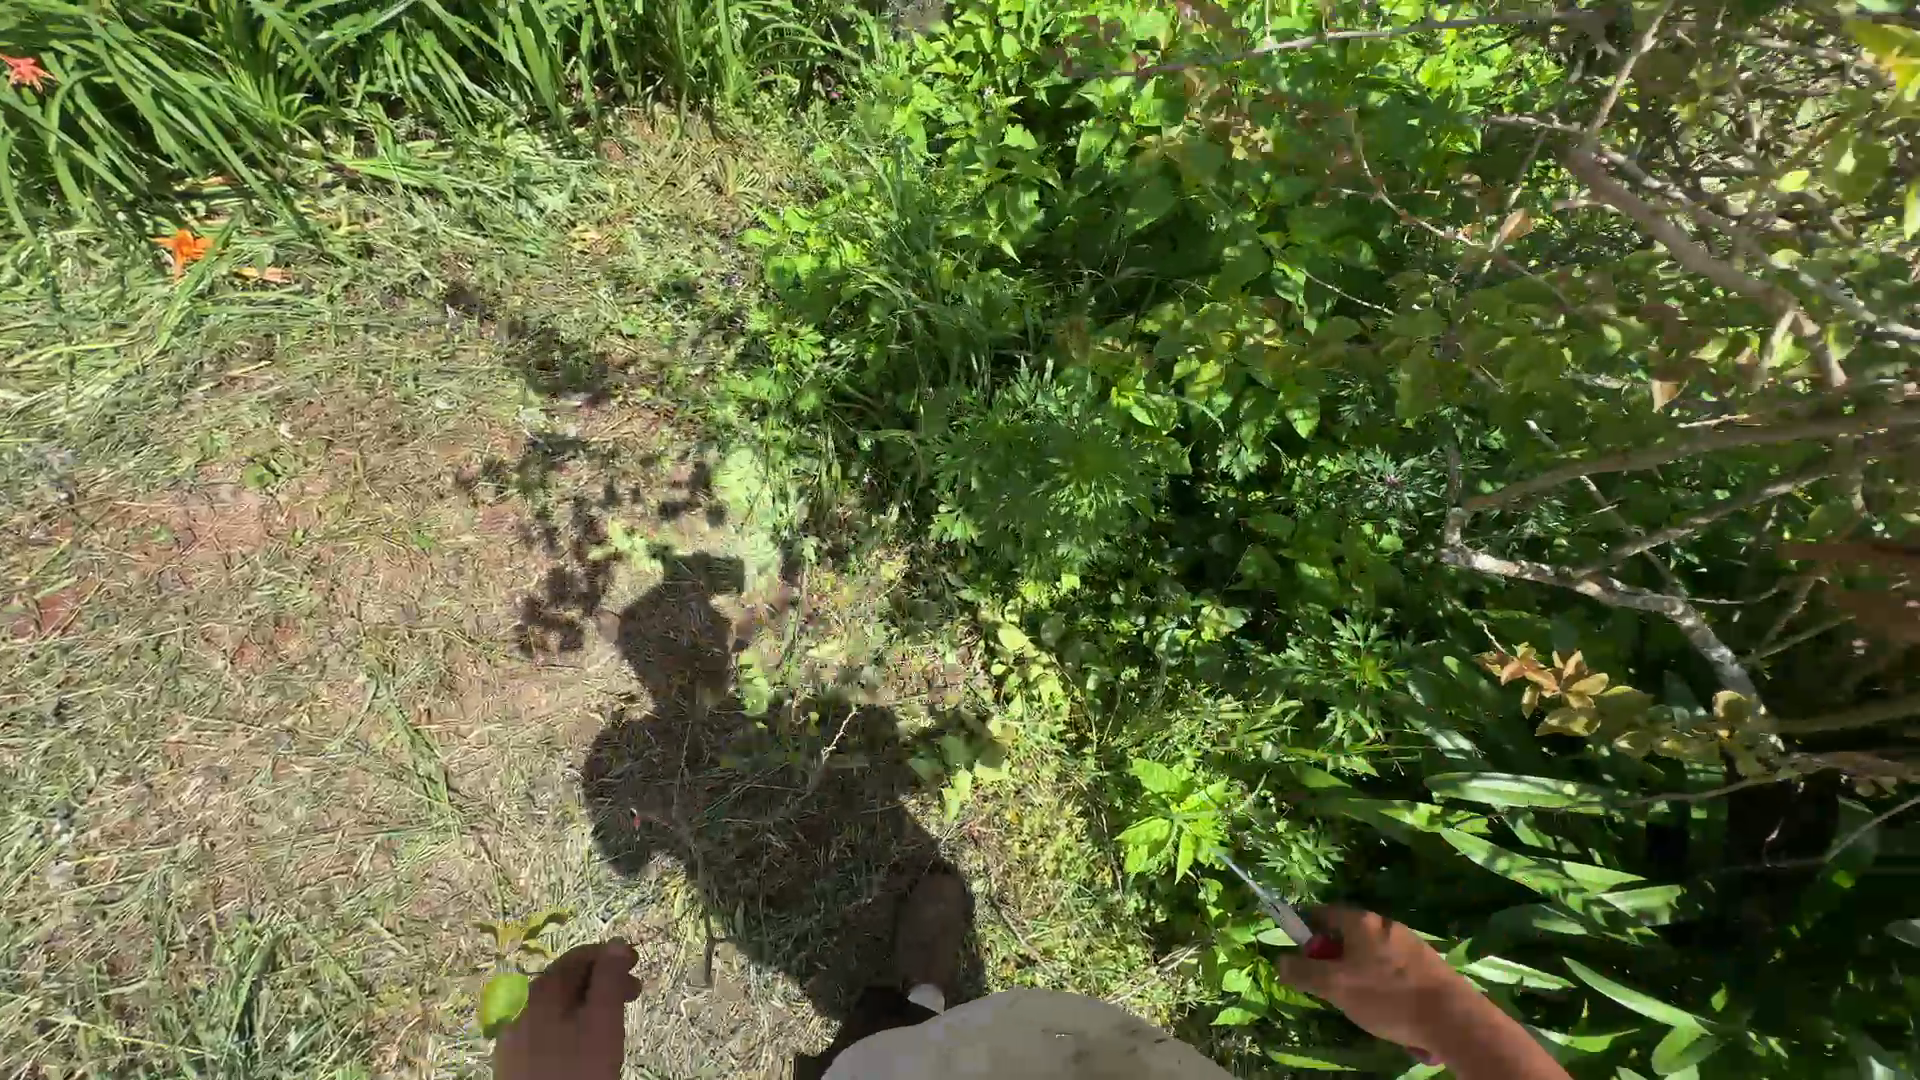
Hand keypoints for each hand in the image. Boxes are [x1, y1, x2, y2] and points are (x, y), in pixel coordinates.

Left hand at [493, 941, 639, 1079]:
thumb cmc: (578, 1069)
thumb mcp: (603, 1019)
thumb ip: (609, 976)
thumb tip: (614, 943)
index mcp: (540, 992)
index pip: (578, 957)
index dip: (610, 955)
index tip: (636, 963)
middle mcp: (520, 1007)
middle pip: (567, 979)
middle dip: (603, 980)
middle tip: (633, 992)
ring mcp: (513, 1035)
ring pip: (558, 1005)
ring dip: (589, 1002)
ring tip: (614, 1018)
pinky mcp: (512, 1060)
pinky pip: (546, 1027)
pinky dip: (571, 1023)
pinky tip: (586, 1039)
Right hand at [1275, 906, 1478, 1053]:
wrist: (1456, 1022)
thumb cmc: (1388, 997)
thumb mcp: (1335, 987)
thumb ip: (1302, 972)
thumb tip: (1280, 961)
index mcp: (1359, 921)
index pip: (1321, 913)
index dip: (1306, 932)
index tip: (1303, 956)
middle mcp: (1384, 924)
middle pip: (1348, 936)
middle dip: (1337, 961)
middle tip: (1335, 988)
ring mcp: (1411, 943)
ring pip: (1373, 957)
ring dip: (1364, 977)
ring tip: (1367, 1007)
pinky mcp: (1431, 965)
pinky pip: (1397, 972)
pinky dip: (1389, 988)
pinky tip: (1395, 1013)